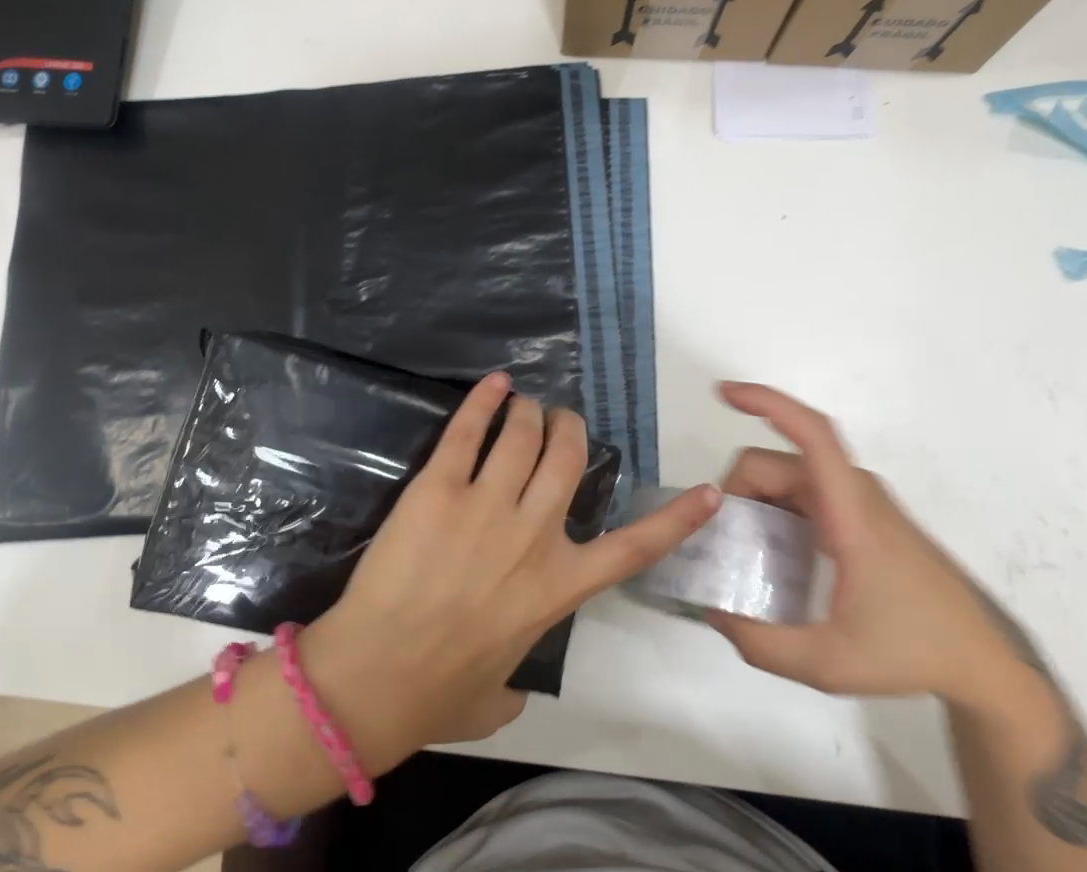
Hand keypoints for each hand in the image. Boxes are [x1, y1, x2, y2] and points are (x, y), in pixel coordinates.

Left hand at [305, 372, 721, 767]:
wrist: (377, 675)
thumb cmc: (439, 694)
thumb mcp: (498, 701)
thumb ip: (518, 688)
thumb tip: (513, 690)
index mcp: (559, 588)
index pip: (635, 548)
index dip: (677, 518)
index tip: (708, 492)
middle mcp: (533, 536)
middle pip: (568, 462)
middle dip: (571, 431)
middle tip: (562, 420)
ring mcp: (486, 506)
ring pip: (523, 438)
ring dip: (530, 414)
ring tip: (526, 405)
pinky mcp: (437, 489)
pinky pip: (468, 433)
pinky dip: (484, 402)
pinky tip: (494, 385)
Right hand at [704, 382, 1027, 706]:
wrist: (978, 660)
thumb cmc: (910, 653)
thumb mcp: (826, 664)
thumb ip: (759, 644)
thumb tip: (712, 612)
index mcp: (852, 516)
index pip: (814, 435)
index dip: (768, 403)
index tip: (724, 394)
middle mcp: (857, 496)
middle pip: (779, 462)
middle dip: (738, 490)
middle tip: (723, 545)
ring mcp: (863, 504)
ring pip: (789, 476)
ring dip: (754, 501)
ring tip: (743, 555)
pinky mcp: (864, 517)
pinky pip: (805, 493)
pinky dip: (774, 510)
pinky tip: (771, 555)